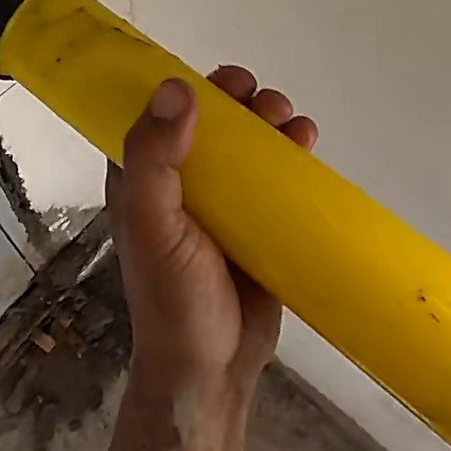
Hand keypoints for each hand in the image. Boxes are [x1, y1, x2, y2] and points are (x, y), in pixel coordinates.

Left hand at [105, 66, 317, 394]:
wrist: (214, 369)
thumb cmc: (174, 297)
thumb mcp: (154, 223)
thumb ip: (154, 157)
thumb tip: (176, 88)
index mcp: (143, 177)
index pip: (159, 115)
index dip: (187, 89)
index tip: (221, 80)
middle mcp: (180, 182)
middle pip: (210, 124)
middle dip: (239, 102)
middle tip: (262, 100)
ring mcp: (220, 202)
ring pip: (246, 144)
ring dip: (268, 122)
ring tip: (290, 121)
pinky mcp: (256, 222)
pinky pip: (273, 175)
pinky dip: (290, 153)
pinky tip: (307, 142)